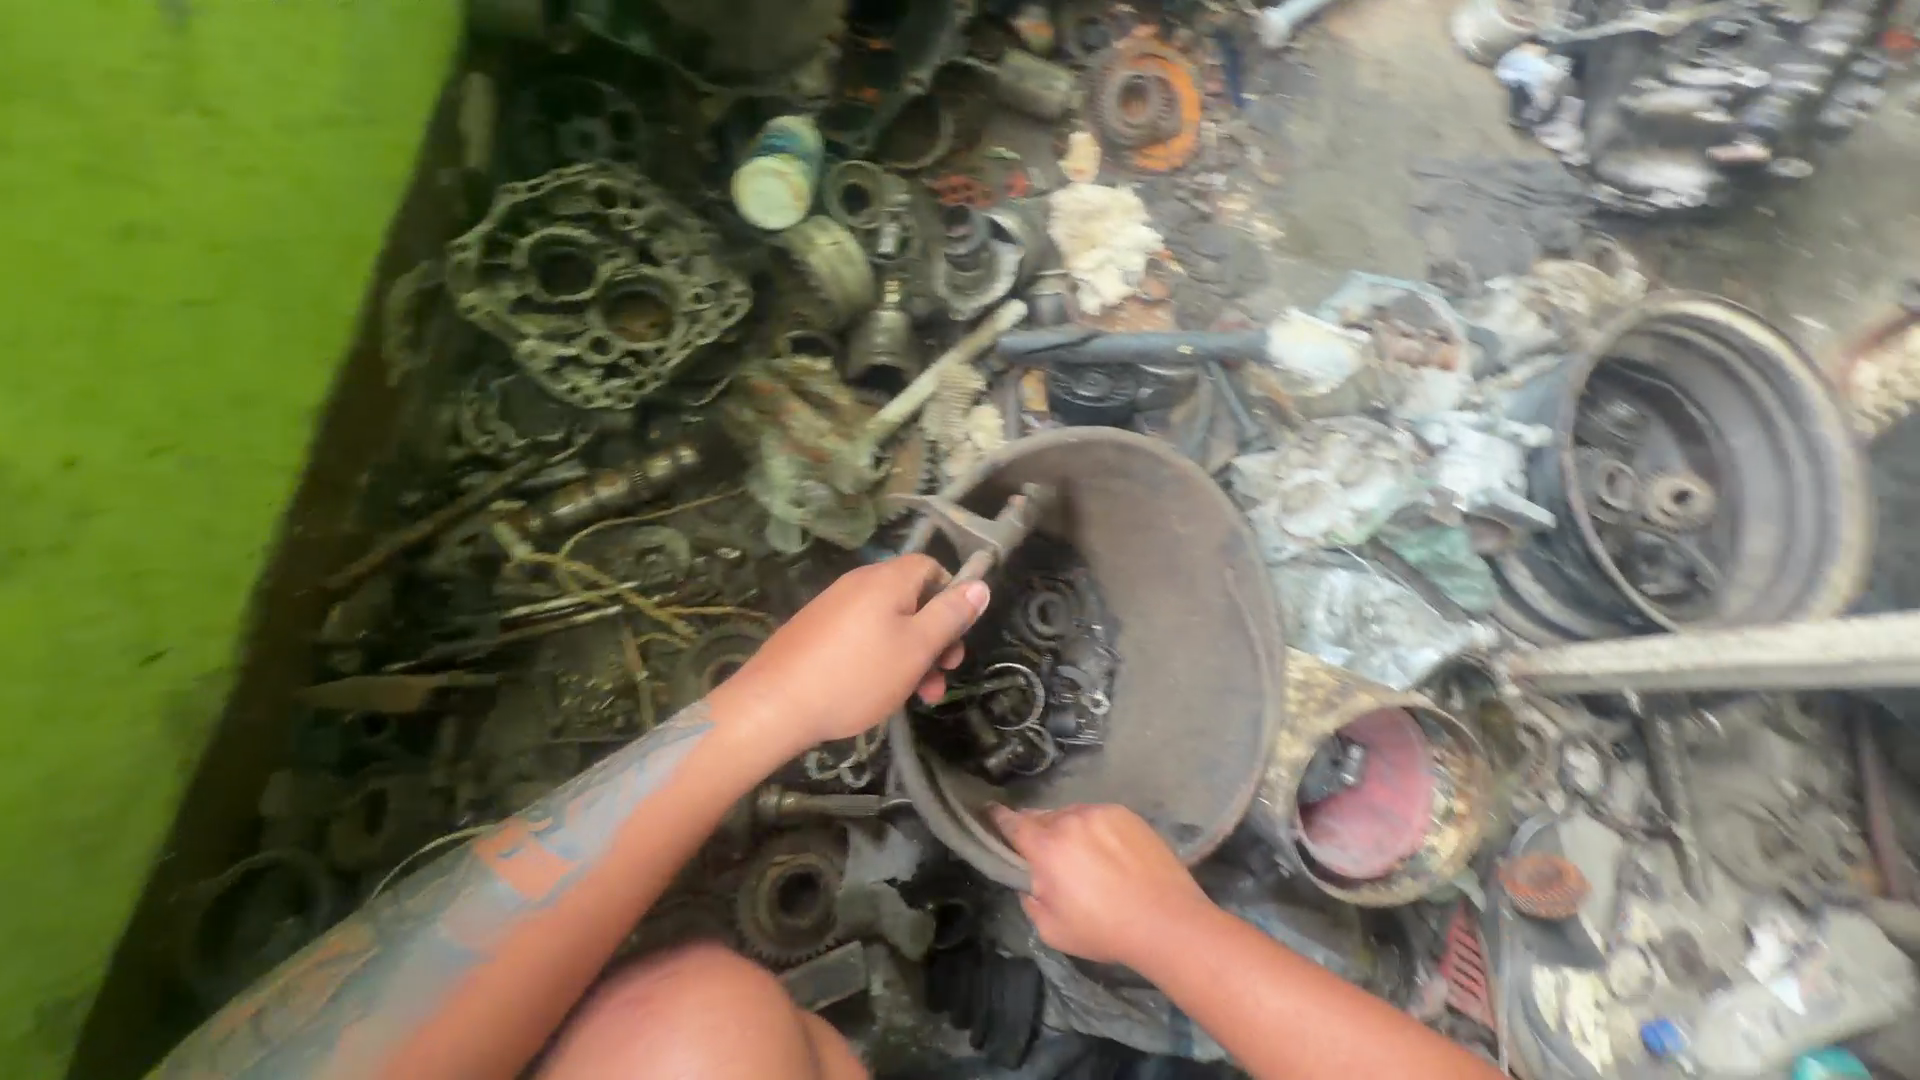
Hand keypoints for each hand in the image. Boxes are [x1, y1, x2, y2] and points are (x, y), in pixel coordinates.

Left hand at [710, 555, 989, 752]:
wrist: (774, 705)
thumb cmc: (857, 675)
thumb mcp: (916, 648)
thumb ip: (950, 615)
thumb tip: (980, 584)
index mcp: (887, 579)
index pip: (931, 566)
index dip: (952, 597)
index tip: (956, 637)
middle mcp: (859, 583)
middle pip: (912, 597)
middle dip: (935, 636)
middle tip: (943, 676)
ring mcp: (834, 607)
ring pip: (888, 623)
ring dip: (911, 655)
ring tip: (919, 697)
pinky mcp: (816, 631)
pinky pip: (862, 635)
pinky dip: (880, 658)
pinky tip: (881, 692)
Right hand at [989, 804, 1211, 967]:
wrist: (1167, 921)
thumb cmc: (1105, 930)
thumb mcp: (1052, 930)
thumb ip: (1030, 900)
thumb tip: (1031, 882)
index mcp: (1046, 848)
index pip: (1011, 823)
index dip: (997, 818)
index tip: (989, 813)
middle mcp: (1070, 821)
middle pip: (1041, 818)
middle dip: (1038, 833)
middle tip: (1047, 855)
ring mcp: (1100, 813)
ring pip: (1071, 816)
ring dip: (1068, 831)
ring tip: (1084, 858)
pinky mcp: (1126, 814)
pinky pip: (1098, 817)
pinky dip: (1095, 830)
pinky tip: (1109, 854)